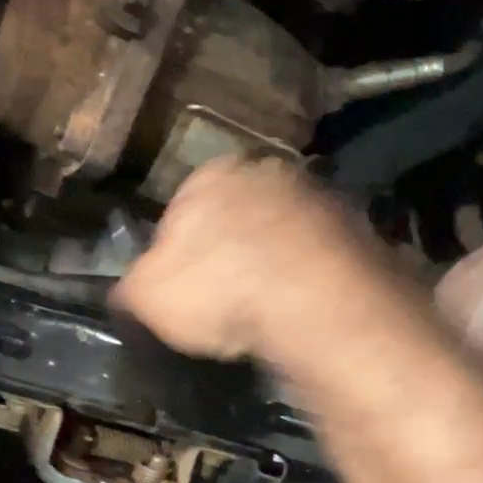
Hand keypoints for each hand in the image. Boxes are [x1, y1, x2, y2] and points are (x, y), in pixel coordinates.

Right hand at [114, 157, 406, 360]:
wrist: (312, 300)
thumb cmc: (216, 288)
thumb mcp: (144, 296)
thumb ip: (130, 286)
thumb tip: (126, 290)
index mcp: (207, 175)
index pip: (178, 209)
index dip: (175, 253)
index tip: (179, 289)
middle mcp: (265, 169)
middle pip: (233, 216)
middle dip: (225, 252)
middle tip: (218, 301)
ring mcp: (316, 195)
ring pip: (277, 234)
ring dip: (267, 265)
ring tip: (258, 313)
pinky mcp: (356, 228)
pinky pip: (314, 257)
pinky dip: (303, 279)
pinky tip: (294, 312)